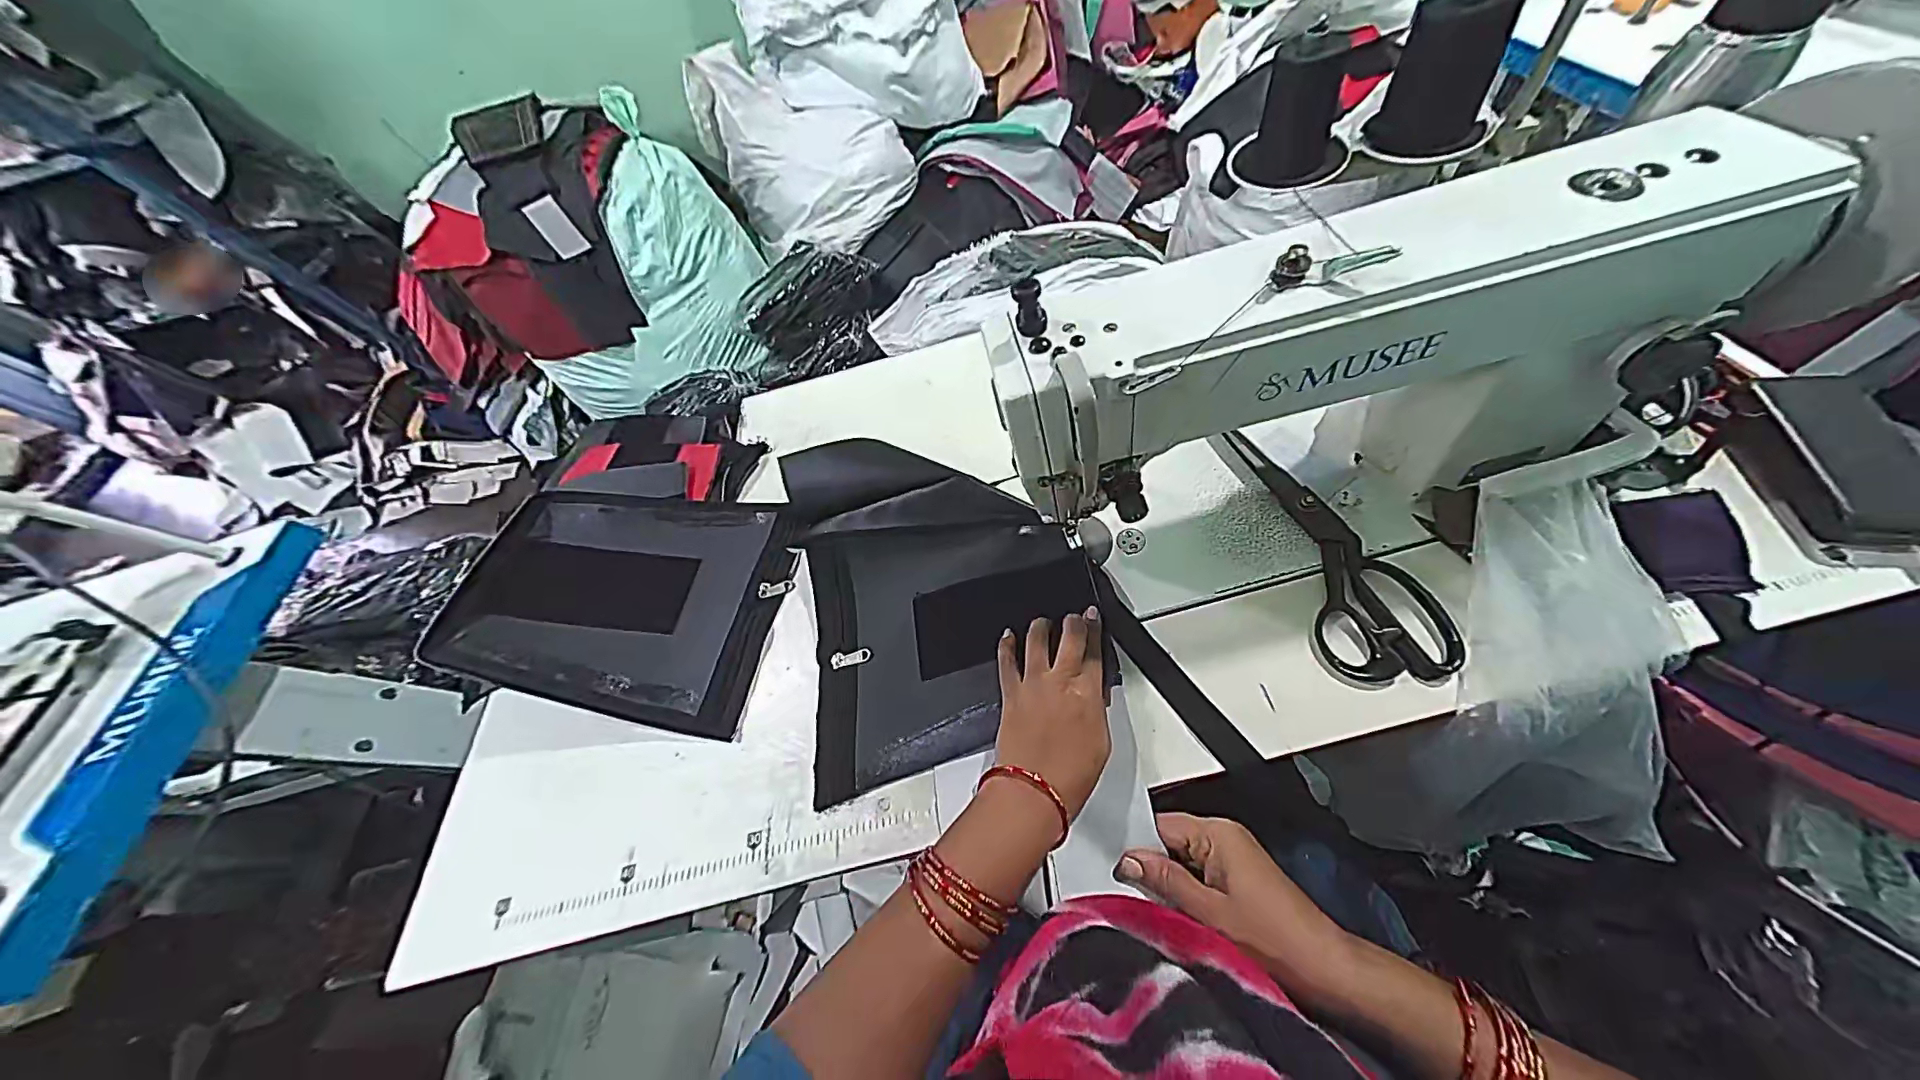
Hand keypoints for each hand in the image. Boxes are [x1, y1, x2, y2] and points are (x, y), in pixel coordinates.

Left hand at [993, 610, 1109, 820]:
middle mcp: (1060, 682)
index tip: (1095, 619)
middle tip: (1076, 616)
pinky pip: (1007, 661)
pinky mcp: (1010, 694)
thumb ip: (1097, 712)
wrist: (1033, 790)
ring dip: (1041, 627)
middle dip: (1074, 622)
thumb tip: (1094, 699)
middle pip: (1069, 637)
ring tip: (1043, 621)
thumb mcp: (1101, 743)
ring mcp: (1032, 685)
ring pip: (1036, 641)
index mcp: (1088, 693)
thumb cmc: (1069, 776)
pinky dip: (1007, 646)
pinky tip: (1008, 636)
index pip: (1094, 652)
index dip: (1096, 631)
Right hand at [1116, 813, 1357, 1006]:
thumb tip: (1130, 861)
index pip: (1158, 824)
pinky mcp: (1237, 878)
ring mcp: (1233, 857)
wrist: (1325, 969)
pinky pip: (1198, 876)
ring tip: (1174, 912)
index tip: (1123, 874)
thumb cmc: (1279, 940)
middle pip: (1169, 841)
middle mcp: (1226, 837)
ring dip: (1172, 886)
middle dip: (1155, 870)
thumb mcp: (1208, 912)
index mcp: (1218, 833)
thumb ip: (1164, 880)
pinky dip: (1189, 895)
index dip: (1137, 848)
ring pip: (1182, 861)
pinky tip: (1189, 918)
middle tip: (1148, 900)